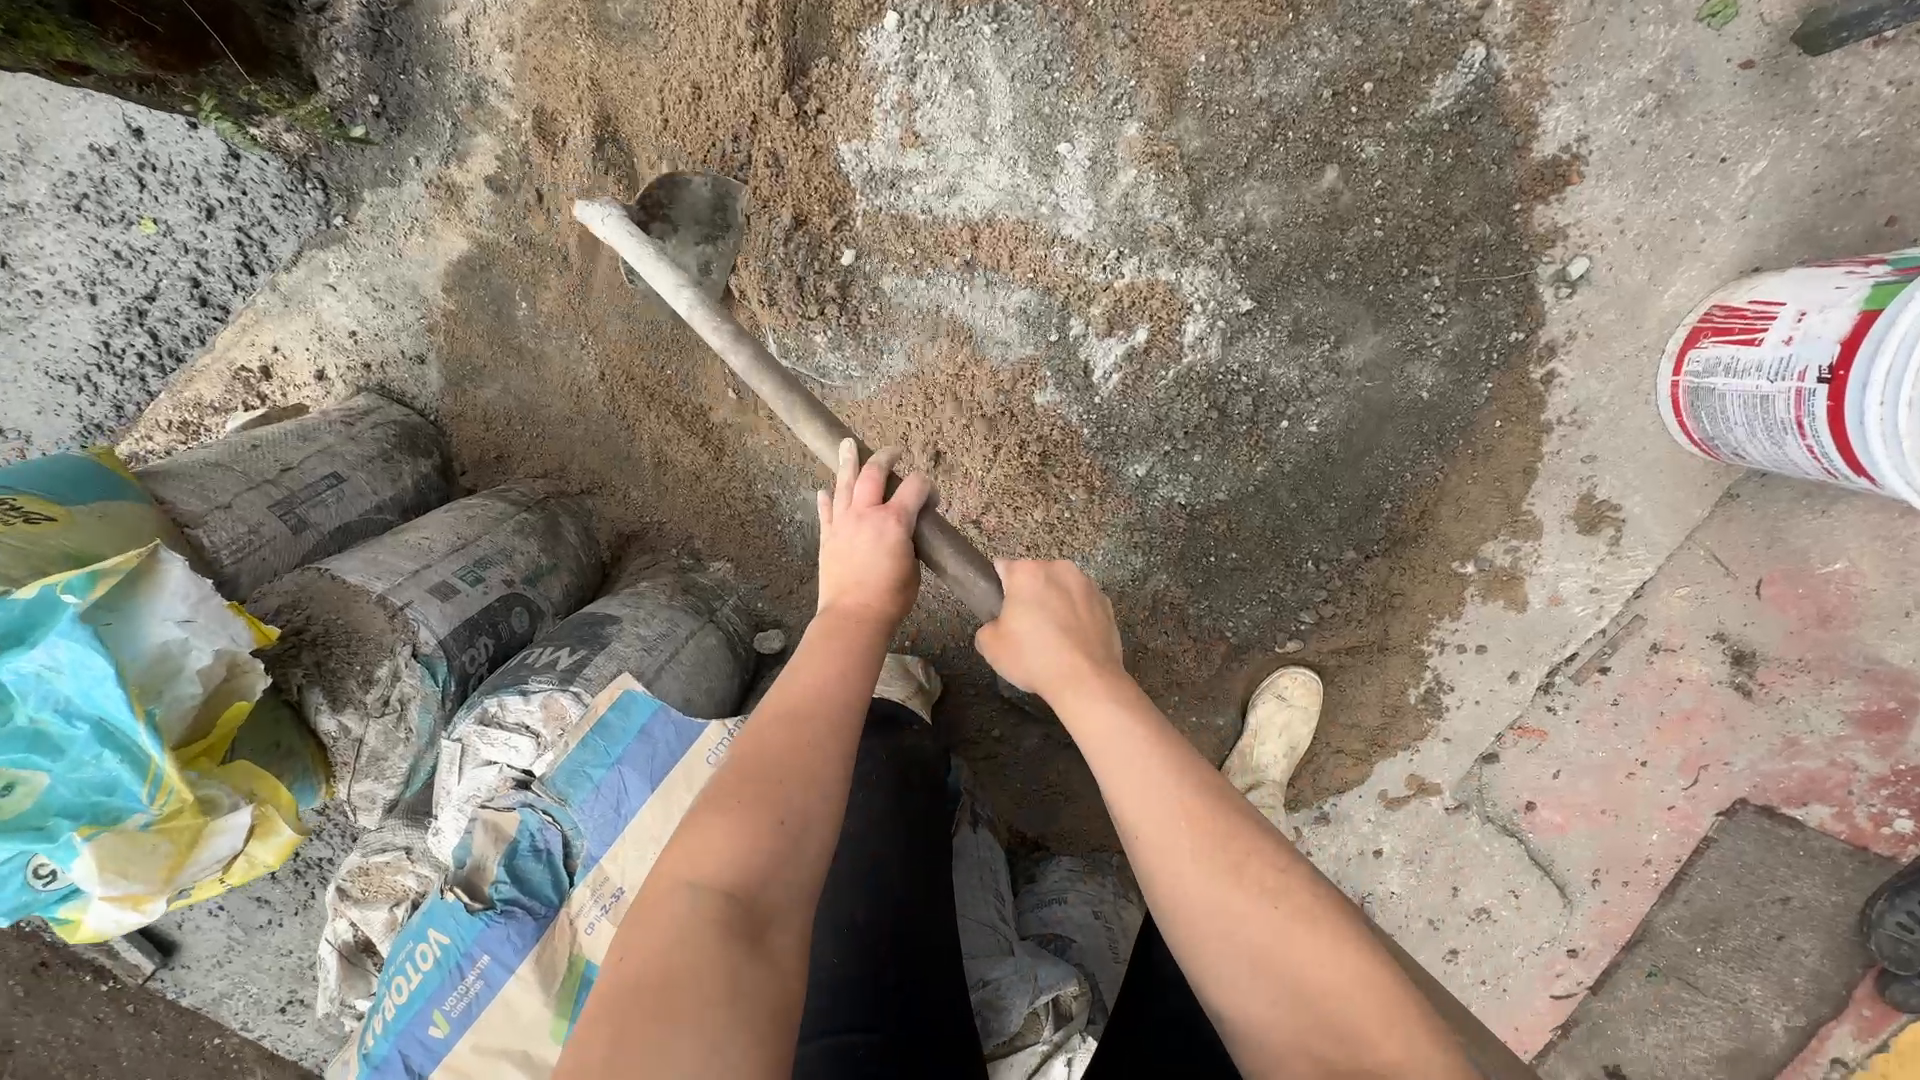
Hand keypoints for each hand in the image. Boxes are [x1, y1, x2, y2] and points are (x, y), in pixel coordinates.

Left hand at [815, 438, 931, 628]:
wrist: (854, 615)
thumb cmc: (891, 598)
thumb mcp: (913, 568)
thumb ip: (909, 543)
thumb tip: (904, 535)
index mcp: (895, 521)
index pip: (915, 486)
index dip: (926, 486)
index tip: (930, 495)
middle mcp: (867, 514)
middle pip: (874, 474)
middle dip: (885, 458)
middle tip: (892, 451)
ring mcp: (843, 524)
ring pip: (844, 484)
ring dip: (847, 462)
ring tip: (846, 444)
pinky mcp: (827, 538)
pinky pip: (826, 512)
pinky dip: (826, 499)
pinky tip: (824, 491)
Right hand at [974, 560, 1127, 701]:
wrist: (1086, 681)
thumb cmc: (1034, 658)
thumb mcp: (991, 646)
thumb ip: (988, 627)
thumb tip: (998, 626)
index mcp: (1028, 572)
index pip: (1003, 568)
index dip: (999, 590)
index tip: (1001, 611)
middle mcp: (1060, 569)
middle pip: (1036, 577)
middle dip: (1030, 596)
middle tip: (1025, 628)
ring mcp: (1087, 585)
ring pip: (1062, 590)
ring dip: (1056, 604)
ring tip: (1054, 639)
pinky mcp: (1107, 604)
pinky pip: (1083, 606)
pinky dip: (1077, 617)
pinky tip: (1073, 643)